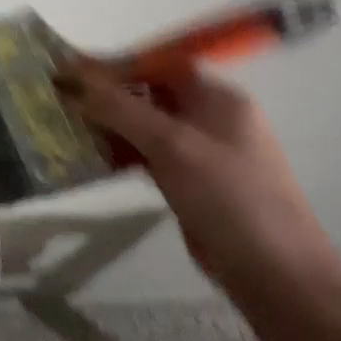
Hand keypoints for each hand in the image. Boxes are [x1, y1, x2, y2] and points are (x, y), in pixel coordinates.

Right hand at [62, 66, 340, 298]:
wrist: (277, 276)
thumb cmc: (228, 197)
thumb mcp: (170, 144)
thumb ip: (117, 107)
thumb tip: (67, 78)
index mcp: (218, 98)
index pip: (159, 64)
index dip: (114, 64)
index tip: (70, 71)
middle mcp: (212, 118)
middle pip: (149, 93)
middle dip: (106, 95)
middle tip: (62, 99)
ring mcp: (203, 152)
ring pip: (145, 125)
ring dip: (109, 124)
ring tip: (68, 127)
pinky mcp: (192, 182)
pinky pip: (148, 154)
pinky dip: (122, 152)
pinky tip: (93, 157)